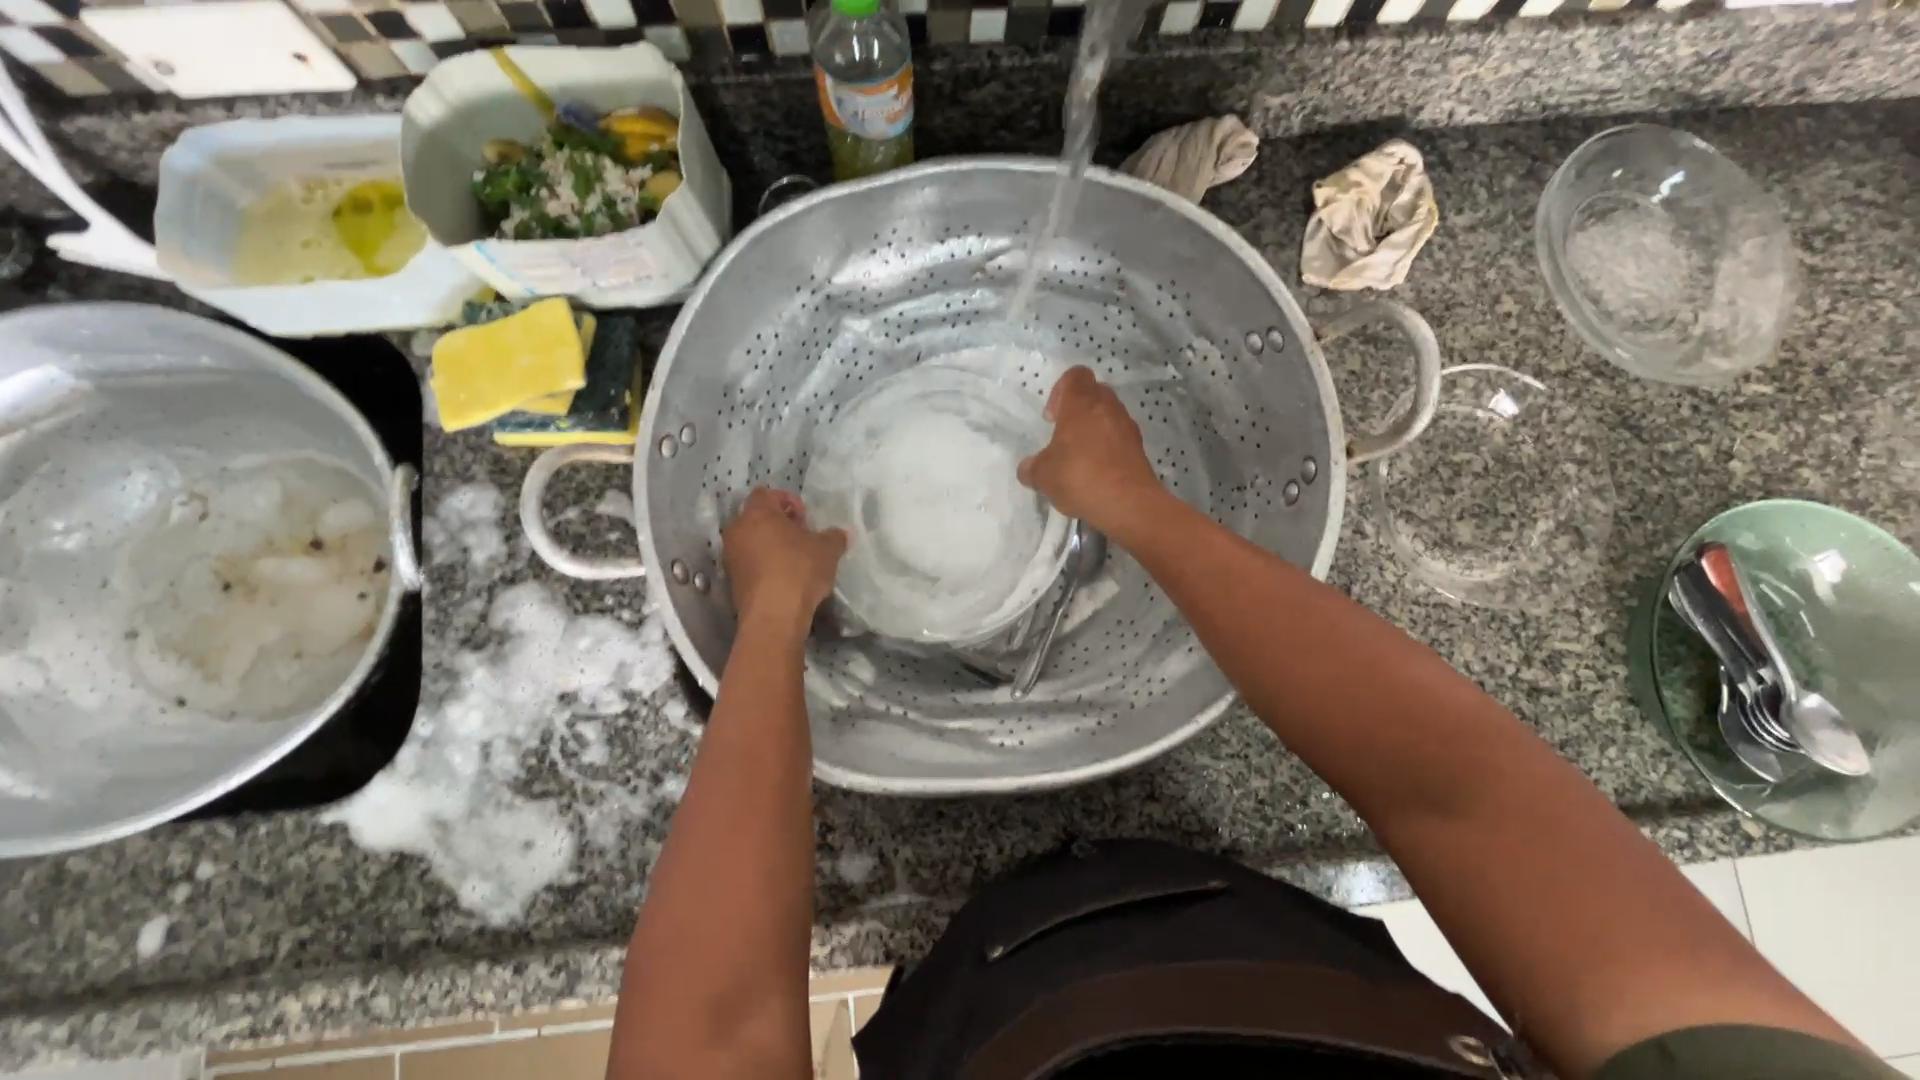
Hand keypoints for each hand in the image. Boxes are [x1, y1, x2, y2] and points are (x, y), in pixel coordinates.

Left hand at [722, 488, 847, 634]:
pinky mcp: (732, 581)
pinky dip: (765, 566)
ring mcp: (731, 556)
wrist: (774, 615)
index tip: (805, 518)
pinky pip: (750, 563)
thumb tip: (839, 534)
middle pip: (757, 517)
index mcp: (757, 513)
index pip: (766, 493)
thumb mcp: (828, 550)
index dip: (788, 501)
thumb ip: (834, 536)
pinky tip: (785, 579)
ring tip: (796, 561)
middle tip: (802, 538)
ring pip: (752, 541)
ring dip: (771, 546)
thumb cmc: (799, 570)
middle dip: (780, 524)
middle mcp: (737, 530)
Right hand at [1017, 367, 1165, 534]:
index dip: (1060, 391)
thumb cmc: (1079, 477)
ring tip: (1080, 458)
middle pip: (1094, 393)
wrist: (1127, 503)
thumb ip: (1032, 467)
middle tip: (1064, 436)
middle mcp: (1108, 407)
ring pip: (1109, 415)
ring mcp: (1128, 427)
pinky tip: (1096, 473)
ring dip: (1094, 430)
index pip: (1075, 375)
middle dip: (1078, 410)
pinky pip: (1119, 438)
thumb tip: (1028, 468)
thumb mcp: (1042, 475)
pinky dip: (1108, 448)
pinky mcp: (1139, 448)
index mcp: (1082, 404)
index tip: (1052, 419)